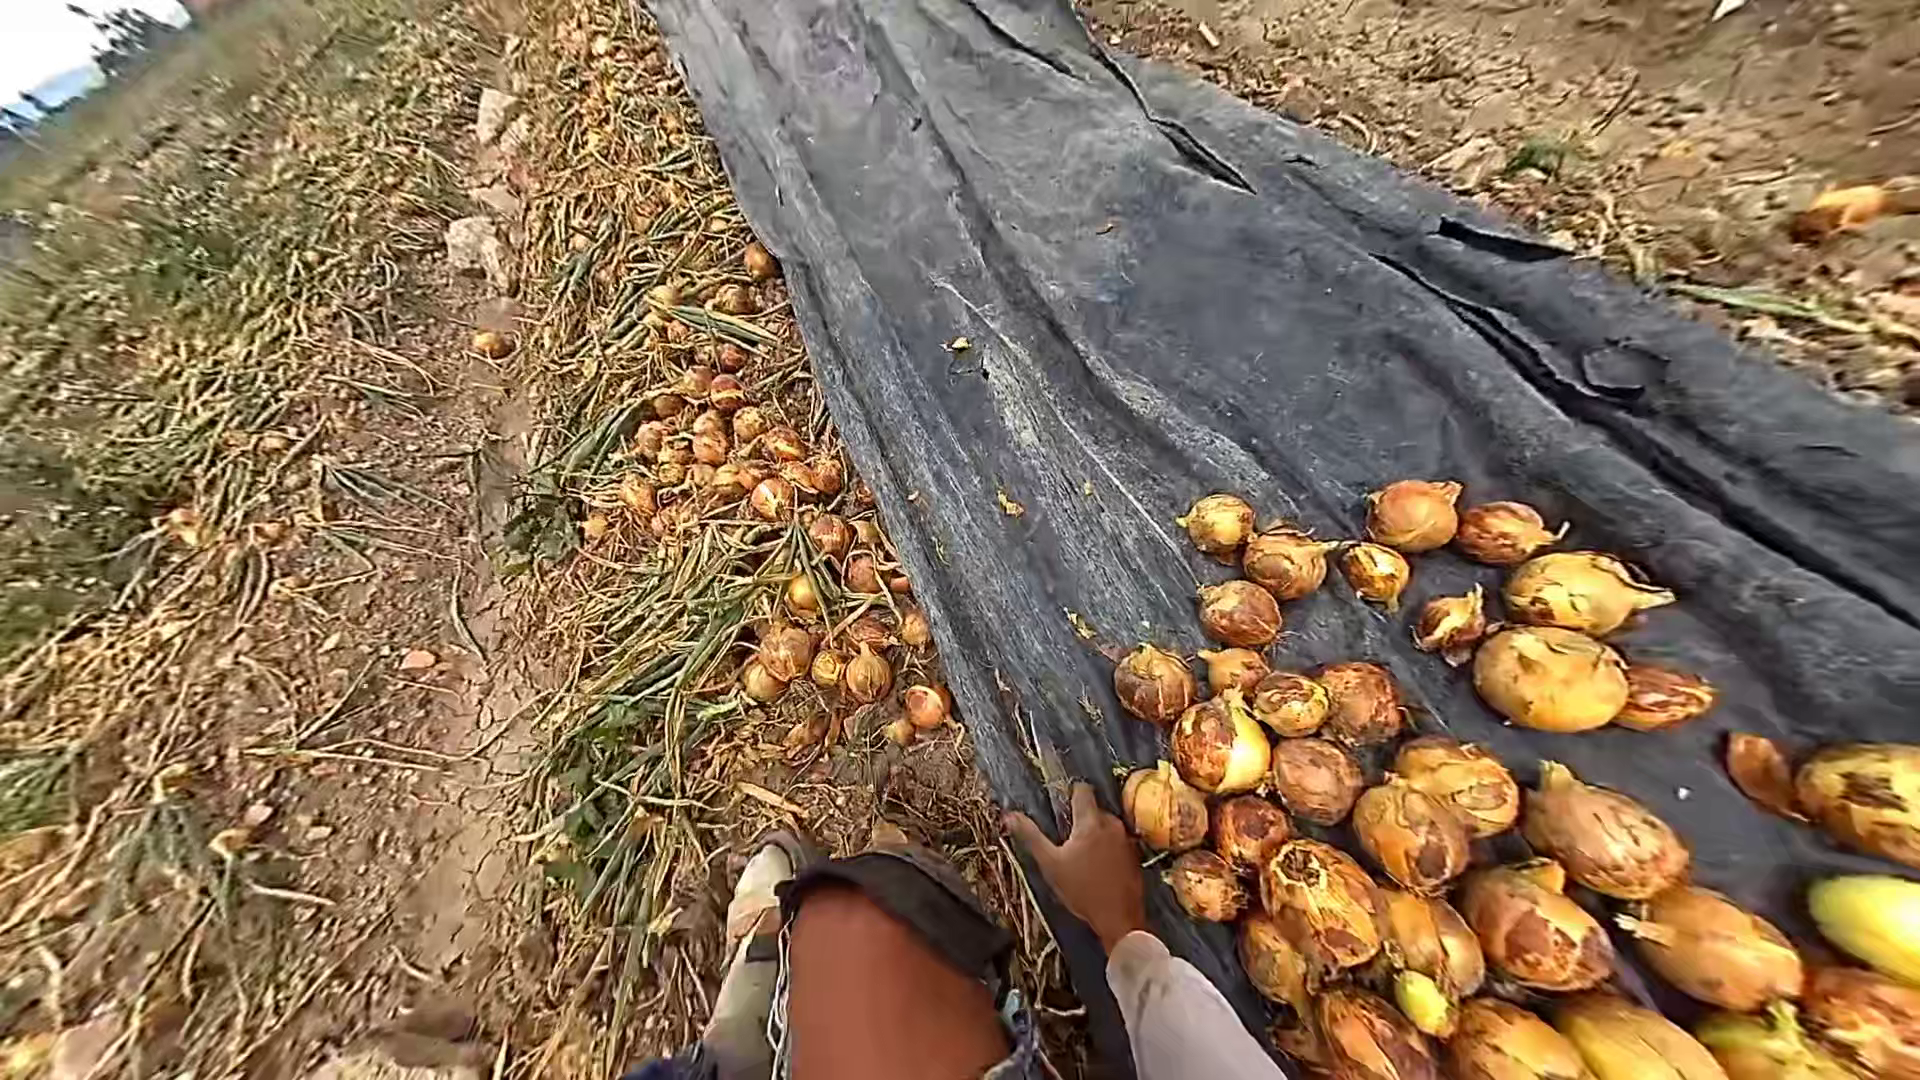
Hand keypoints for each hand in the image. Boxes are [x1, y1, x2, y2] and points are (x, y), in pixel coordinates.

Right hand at [1004, 782, 1148, 952]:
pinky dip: (1107, 846)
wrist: (1121, 921)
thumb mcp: (1051, 864)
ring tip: (1083, 855)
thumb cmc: (1083, 891)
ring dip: (1094, 833)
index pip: (1082, 789)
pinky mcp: (1135, 854)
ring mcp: (1126, 838)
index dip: (1070, 793)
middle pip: (1093, 808)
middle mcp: (1111, 823)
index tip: (1061, 807)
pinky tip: (1099, 866)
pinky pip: (1117, 840)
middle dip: (1080, 819)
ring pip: (1105, 824)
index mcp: (1090, 821)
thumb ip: (1031, 836)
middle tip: (1067, 839)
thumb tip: (1009, 816)